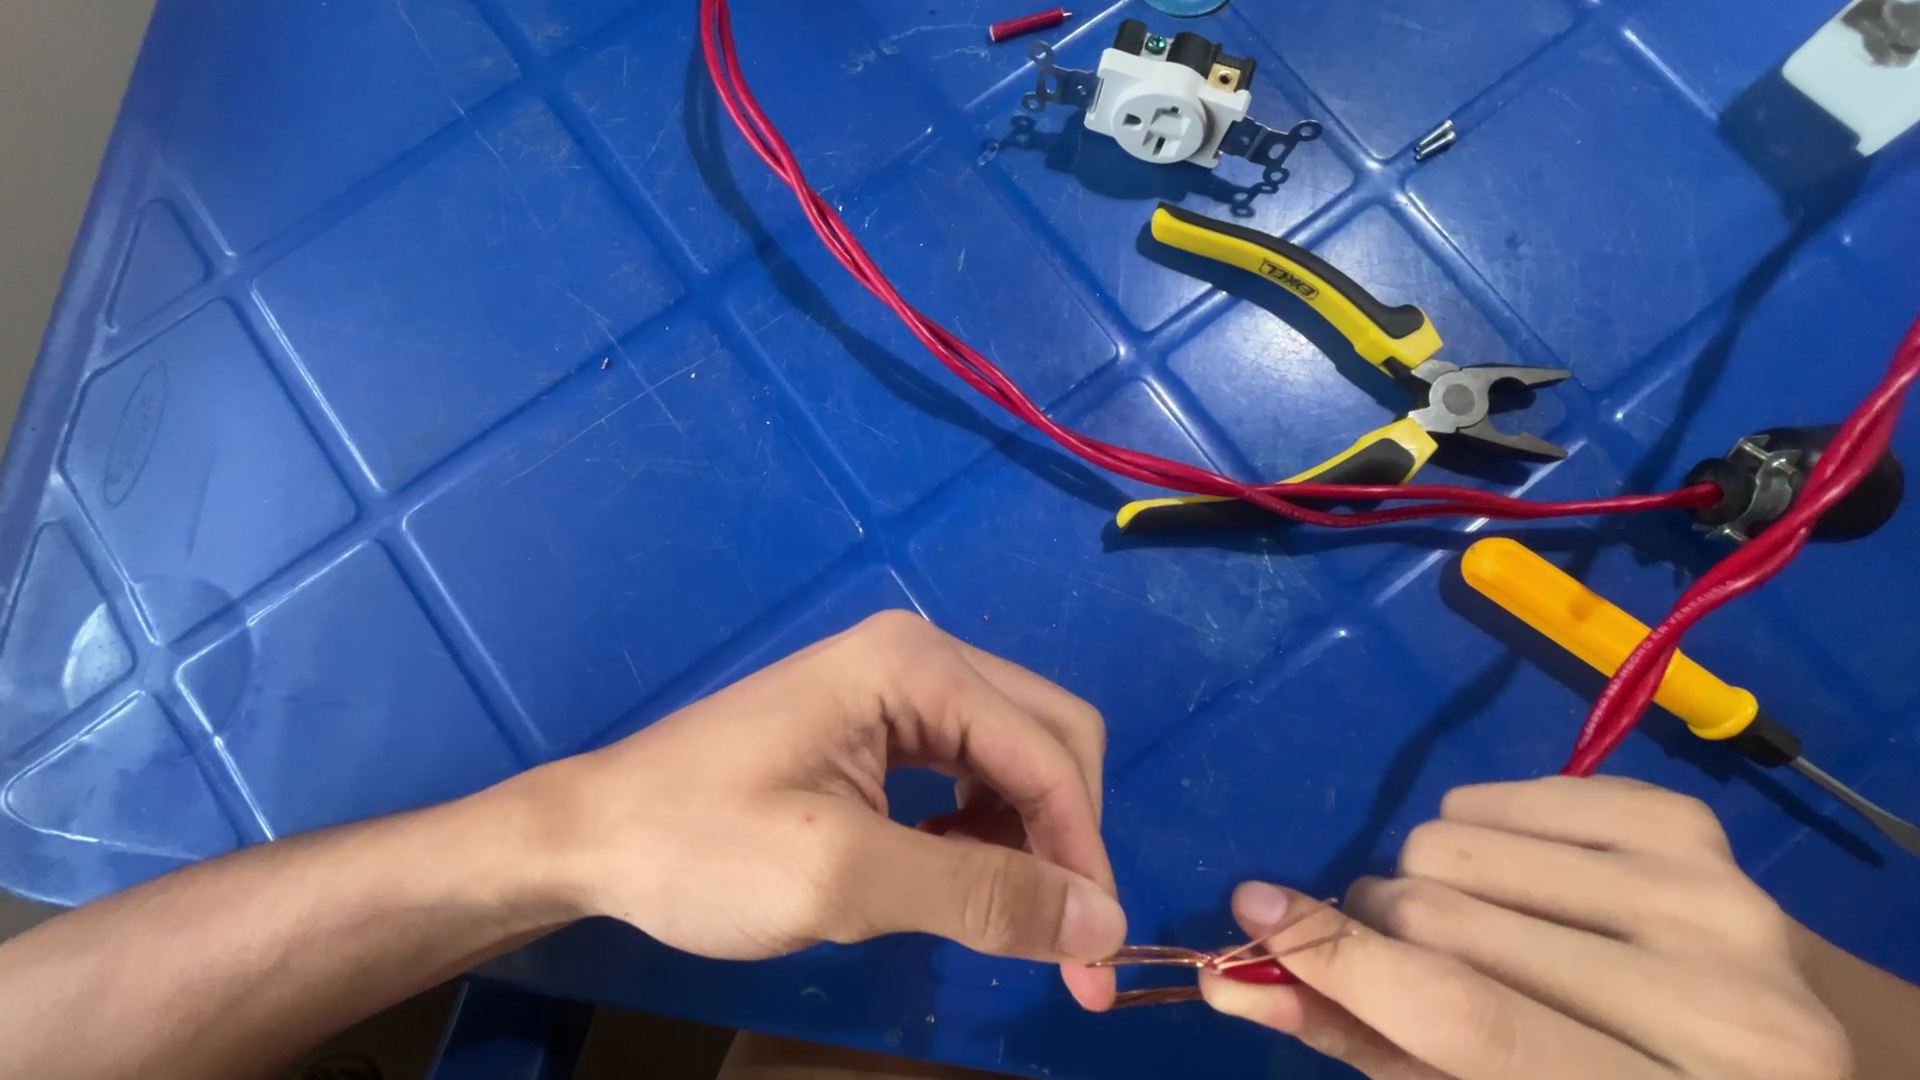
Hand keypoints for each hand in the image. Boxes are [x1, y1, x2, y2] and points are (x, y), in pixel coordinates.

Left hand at [524, 611, 1125, 1005]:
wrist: (595, 832)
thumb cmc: (703, 847)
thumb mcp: (844, 878)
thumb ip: (981, 894)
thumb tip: (1104, 923)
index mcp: (917, 665)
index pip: (1048, 755)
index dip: (1083, 856)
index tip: (1095, 960)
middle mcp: (923, 654)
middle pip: (1049, 738)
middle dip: (1066, 838)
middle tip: (1061, 942)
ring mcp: (901, 681)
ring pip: (1017, 752)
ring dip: (1029, 834)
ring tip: (996, 909)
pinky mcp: (883, 716)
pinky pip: (973, 762)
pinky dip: (987, 821)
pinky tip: (953, 866)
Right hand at [1200, 776, 1850, 1079]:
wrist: (1782, 1067)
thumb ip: (1354, 1036)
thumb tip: (1228, 978)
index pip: (1458, 1013)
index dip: (1336, 957)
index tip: (1250, 912)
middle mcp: (1722, 1011)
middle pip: (1435, 909)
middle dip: (1382, 925)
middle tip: (1412, 956)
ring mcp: (1719, 904)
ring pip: (1451, 842)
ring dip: (1432, 883)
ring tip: (1487, 928)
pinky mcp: (1695, 832)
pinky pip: (1498, 793)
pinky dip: (1482, 831)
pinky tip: (1534, 885)